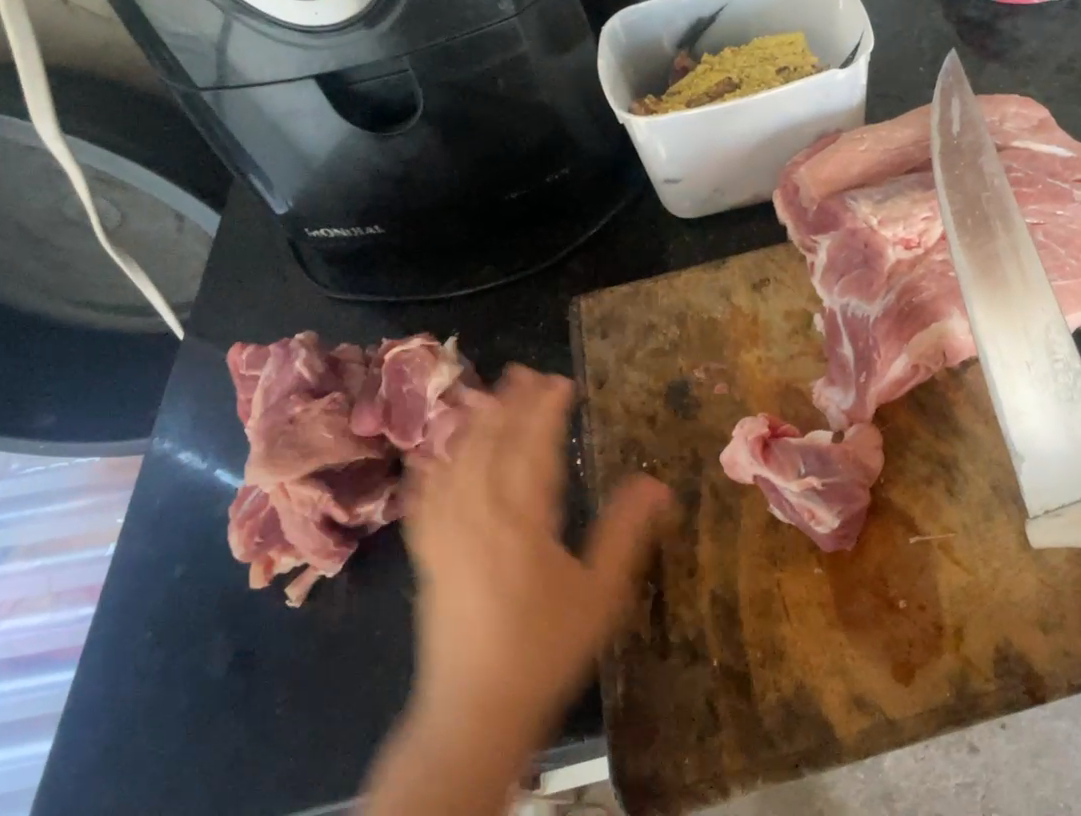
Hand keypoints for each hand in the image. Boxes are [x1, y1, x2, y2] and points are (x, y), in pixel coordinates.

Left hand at [402, 365, 673, 734]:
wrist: (475, 708)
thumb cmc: (546, 649)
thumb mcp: (601, 593)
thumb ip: (626, 532)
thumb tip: (656, 482)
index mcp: (523, 519)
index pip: (535, 448)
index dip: (546, 410)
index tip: (559, 382)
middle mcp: (478, 516)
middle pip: (492, 446)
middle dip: (509, 405)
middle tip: (524, 373)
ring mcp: (446, 535)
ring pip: (456, 466)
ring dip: (472, 426)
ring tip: (486, 397)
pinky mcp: (427, 557)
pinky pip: (424, 501)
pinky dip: (431, 470)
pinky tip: (431, 456)